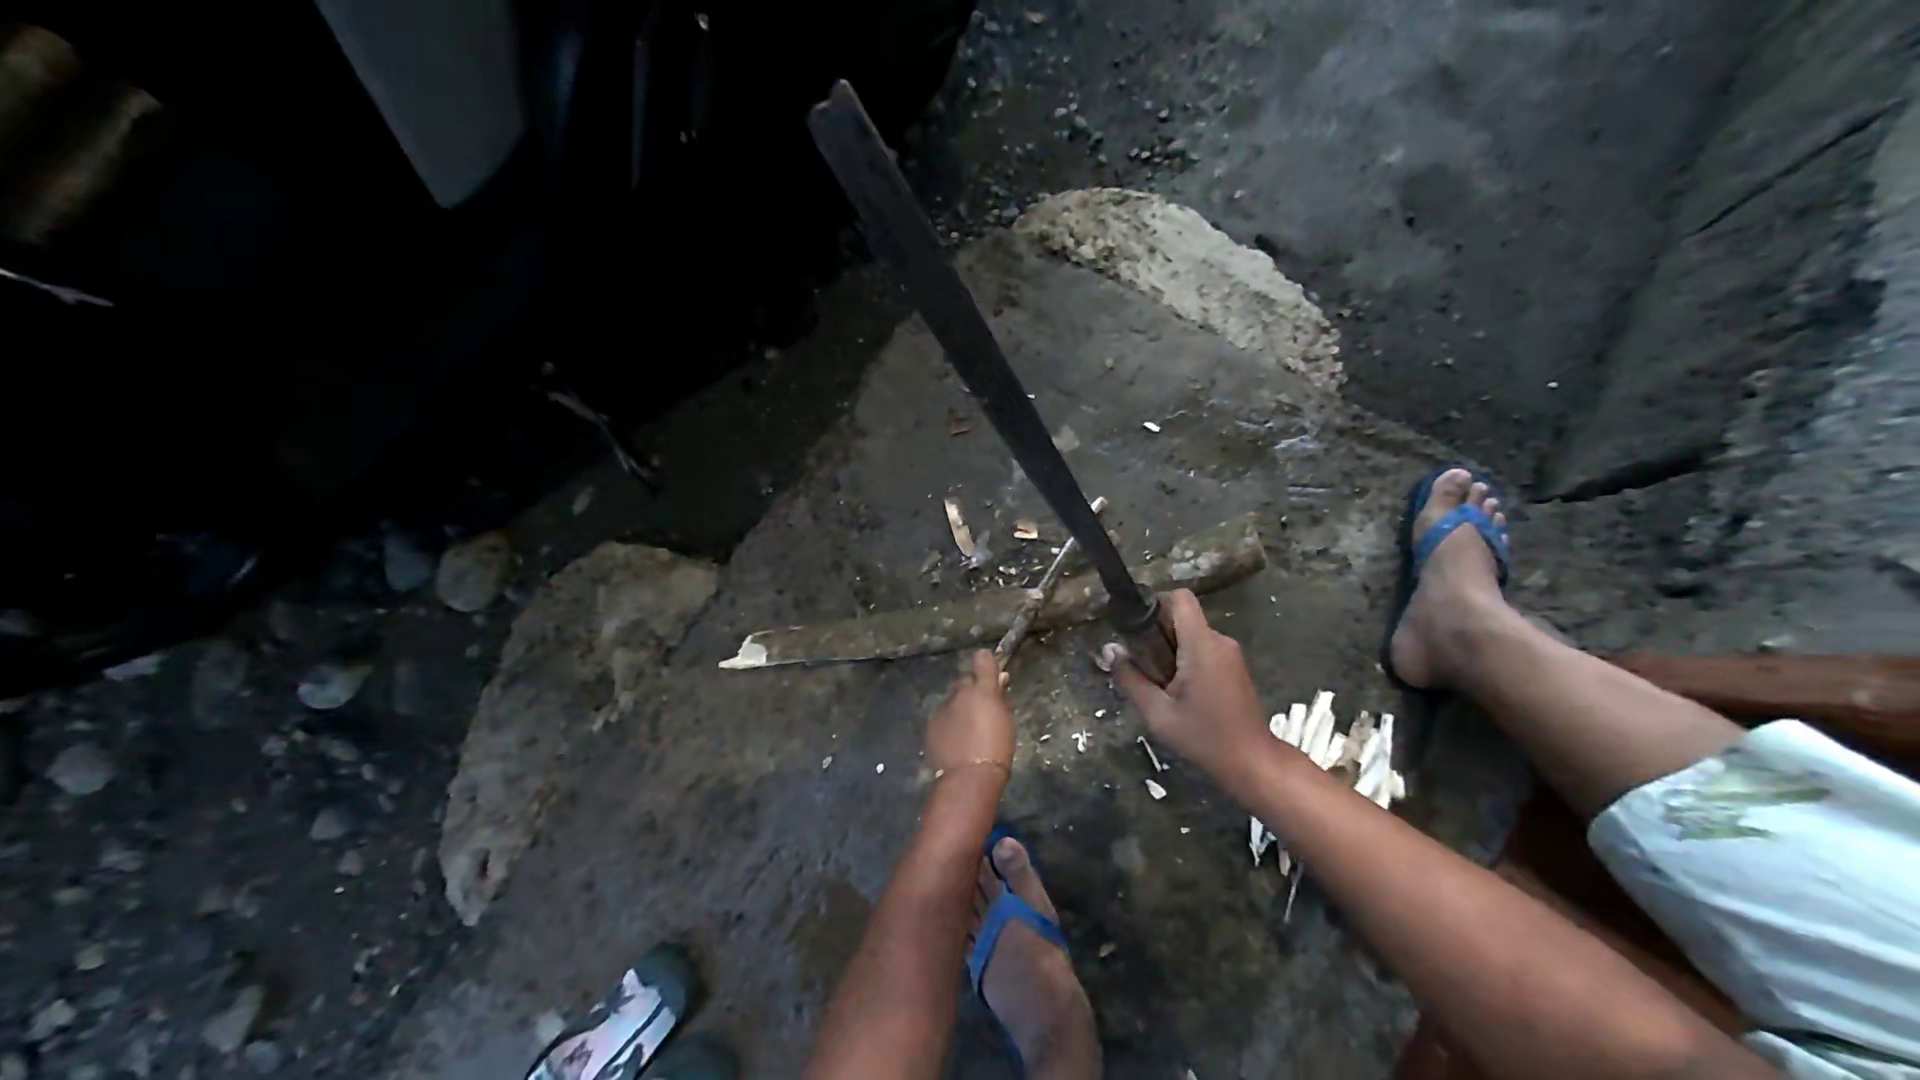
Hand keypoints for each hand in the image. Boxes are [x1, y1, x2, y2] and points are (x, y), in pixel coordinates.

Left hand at [925, 650, 1014, 781]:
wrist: (969, 777)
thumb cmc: (997, 749)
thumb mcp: (1006, 720)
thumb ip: (1000, 697)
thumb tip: (999, 678)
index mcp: (982, 690)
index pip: (982, 659)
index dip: (986, 665)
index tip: (991, 676)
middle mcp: (959, 693)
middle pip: (965, 683)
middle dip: (971, 692)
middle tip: (982, 711)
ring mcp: (942, 708)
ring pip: (952, 701)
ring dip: (959, 709)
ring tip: (968, 732)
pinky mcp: (931, 725)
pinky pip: (942, 718)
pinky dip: (949, 725)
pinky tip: (956, 742)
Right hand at [1106, 590, 1269, 781]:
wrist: (1251, 761)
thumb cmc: (1204, 737)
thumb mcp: (1157, 713)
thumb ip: (1130, 678)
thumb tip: (1109, 649)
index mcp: (1201, 645)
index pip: (1180, 598)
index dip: (1155, 604)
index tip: (1138, 631)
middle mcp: (1219, 640)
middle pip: (1181, 618)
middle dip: (1157, 635)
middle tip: (1144, 668)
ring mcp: (1230, 653)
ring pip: (1190, 635)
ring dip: (1171, 651)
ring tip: (1161, 686)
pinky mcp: (1234, 666)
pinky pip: (1203, 648)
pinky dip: (1186, 661)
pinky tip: (1180, 693)